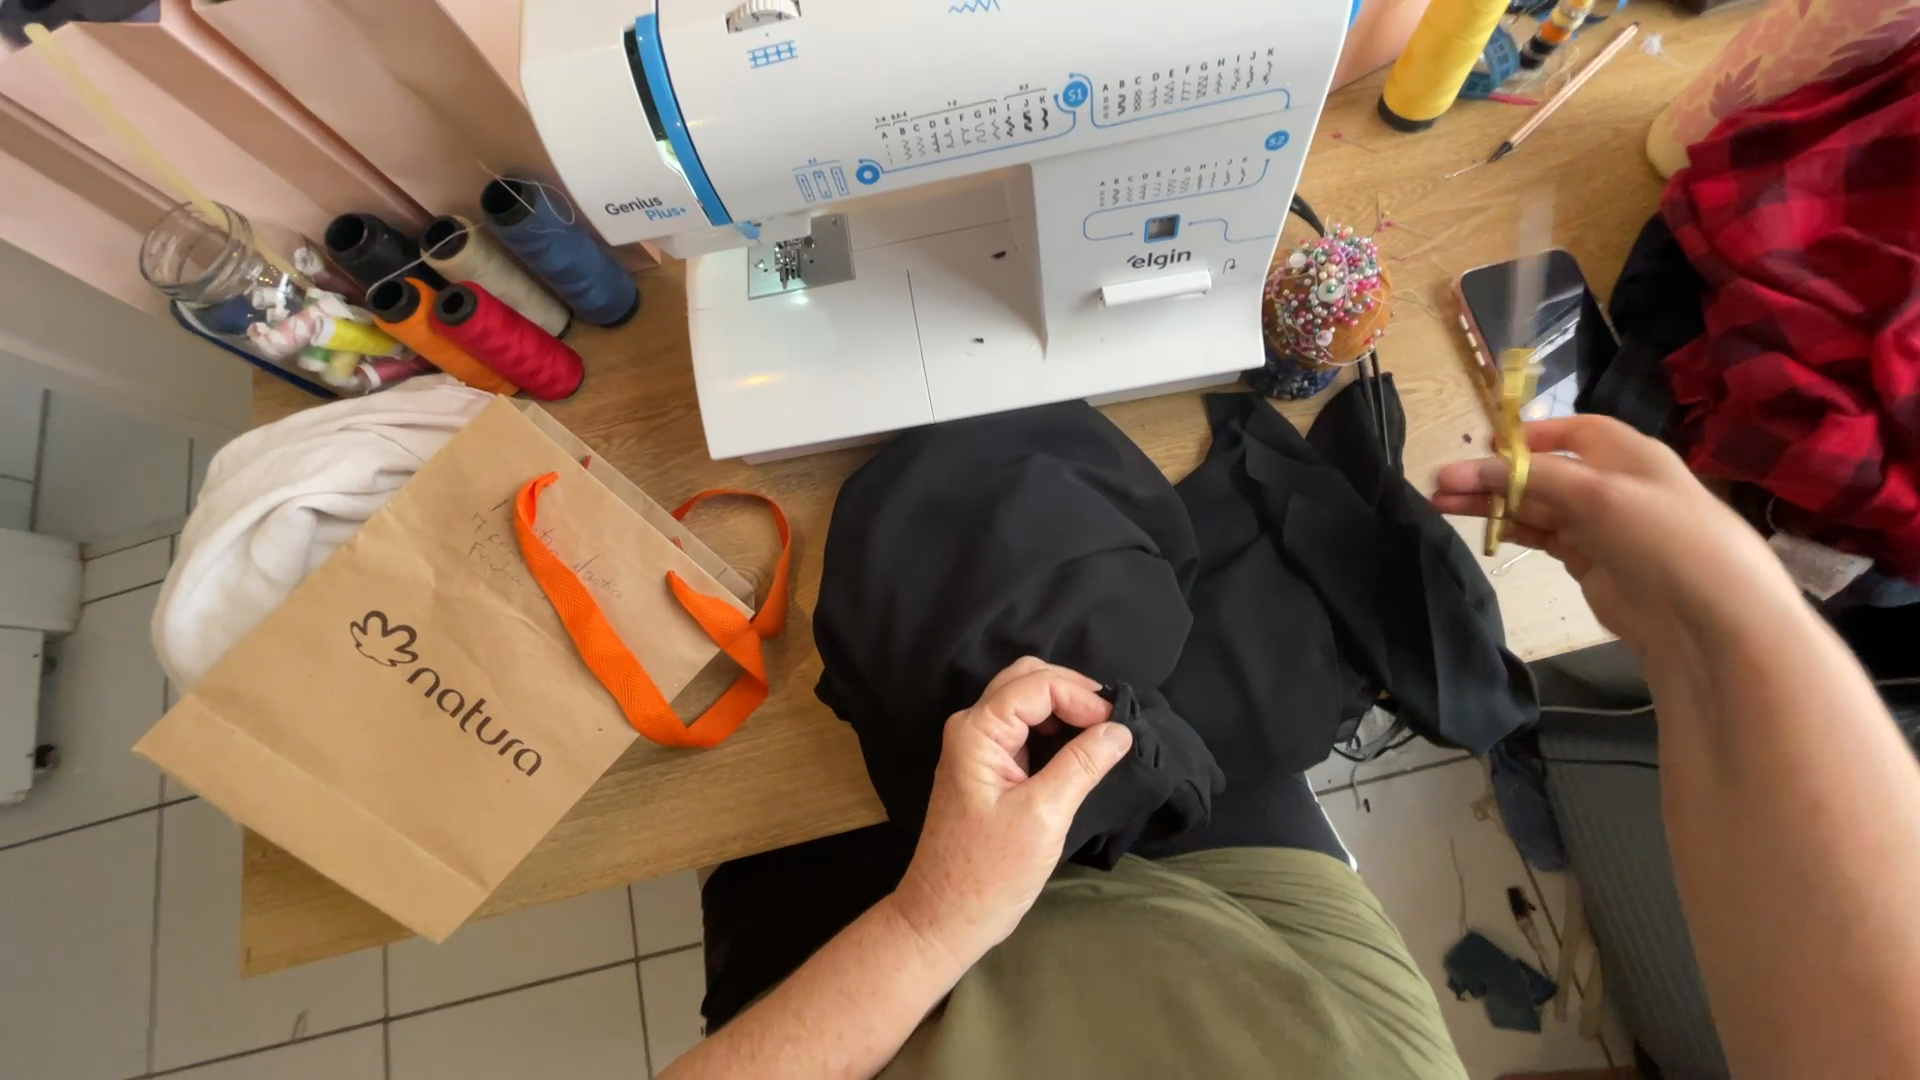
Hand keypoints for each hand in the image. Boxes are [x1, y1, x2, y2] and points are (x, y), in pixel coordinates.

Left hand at [889, 657, 1133, 964]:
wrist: (944, 916)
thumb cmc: (990, 872)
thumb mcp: (1044, 816)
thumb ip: (1081, 765)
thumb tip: (1120, 729)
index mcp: (977, 731)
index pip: (1036, 685)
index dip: (1080, 696)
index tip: (1117, 725)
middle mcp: (972, 726)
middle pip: (1026, 679)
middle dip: (1072, 690)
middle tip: (1111, 721)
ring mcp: (976, 744)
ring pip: (1024, 697)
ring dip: (1064, 704)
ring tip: (1102, 730)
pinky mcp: (986, 763)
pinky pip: (1022, 725)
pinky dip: (1053, 724)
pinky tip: (1079, 744)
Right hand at [1431, 415, 1800, 655]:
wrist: (1706, 618)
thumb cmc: (1662, 538)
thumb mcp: (1598, 493)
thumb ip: (1531, 477)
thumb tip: (1467, 468)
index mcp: (1627, 456)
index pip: (1572, 431)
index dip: (1528, 435)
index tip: (1481, 445)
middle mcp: (1611, 485)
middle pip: (1539, 471)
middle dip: (1490, 475)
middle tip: (1439, 484)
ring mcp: (1597, 524)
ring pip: (1531, 505)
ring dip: (1489, 503)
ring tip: (1440, 506)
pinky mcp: (1585, 558)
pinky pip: (1538, 535)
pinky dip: (1508, 530)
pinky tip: (1480, 530)